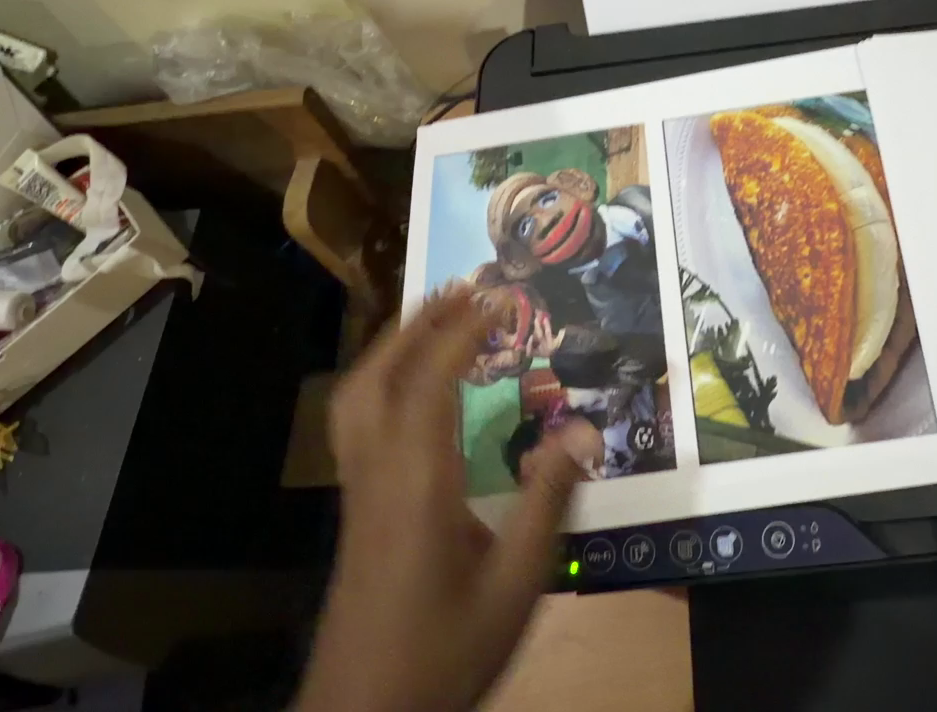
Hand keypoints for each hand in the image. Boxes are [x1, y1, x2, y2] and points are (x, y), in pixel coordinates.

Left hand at [299, 289, 600, 711]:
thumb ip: (547, 502)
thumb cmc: (446, 650)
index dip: (463, 333)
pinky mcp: (354, 507)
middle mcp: (379, 472)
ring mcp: (358, 489)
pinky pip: (356, 420)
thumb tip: (582, 432)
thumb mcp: (517, 582)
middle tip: (460, 287)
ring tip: (430, 316)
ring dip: (393, 345)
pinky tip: (406, 386)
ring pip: (358, 396)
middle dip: (420, 323)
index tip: (498, 299)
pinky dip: (380, 379)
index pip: (432, 385)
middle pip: (382, 376)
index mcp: (418, 483)